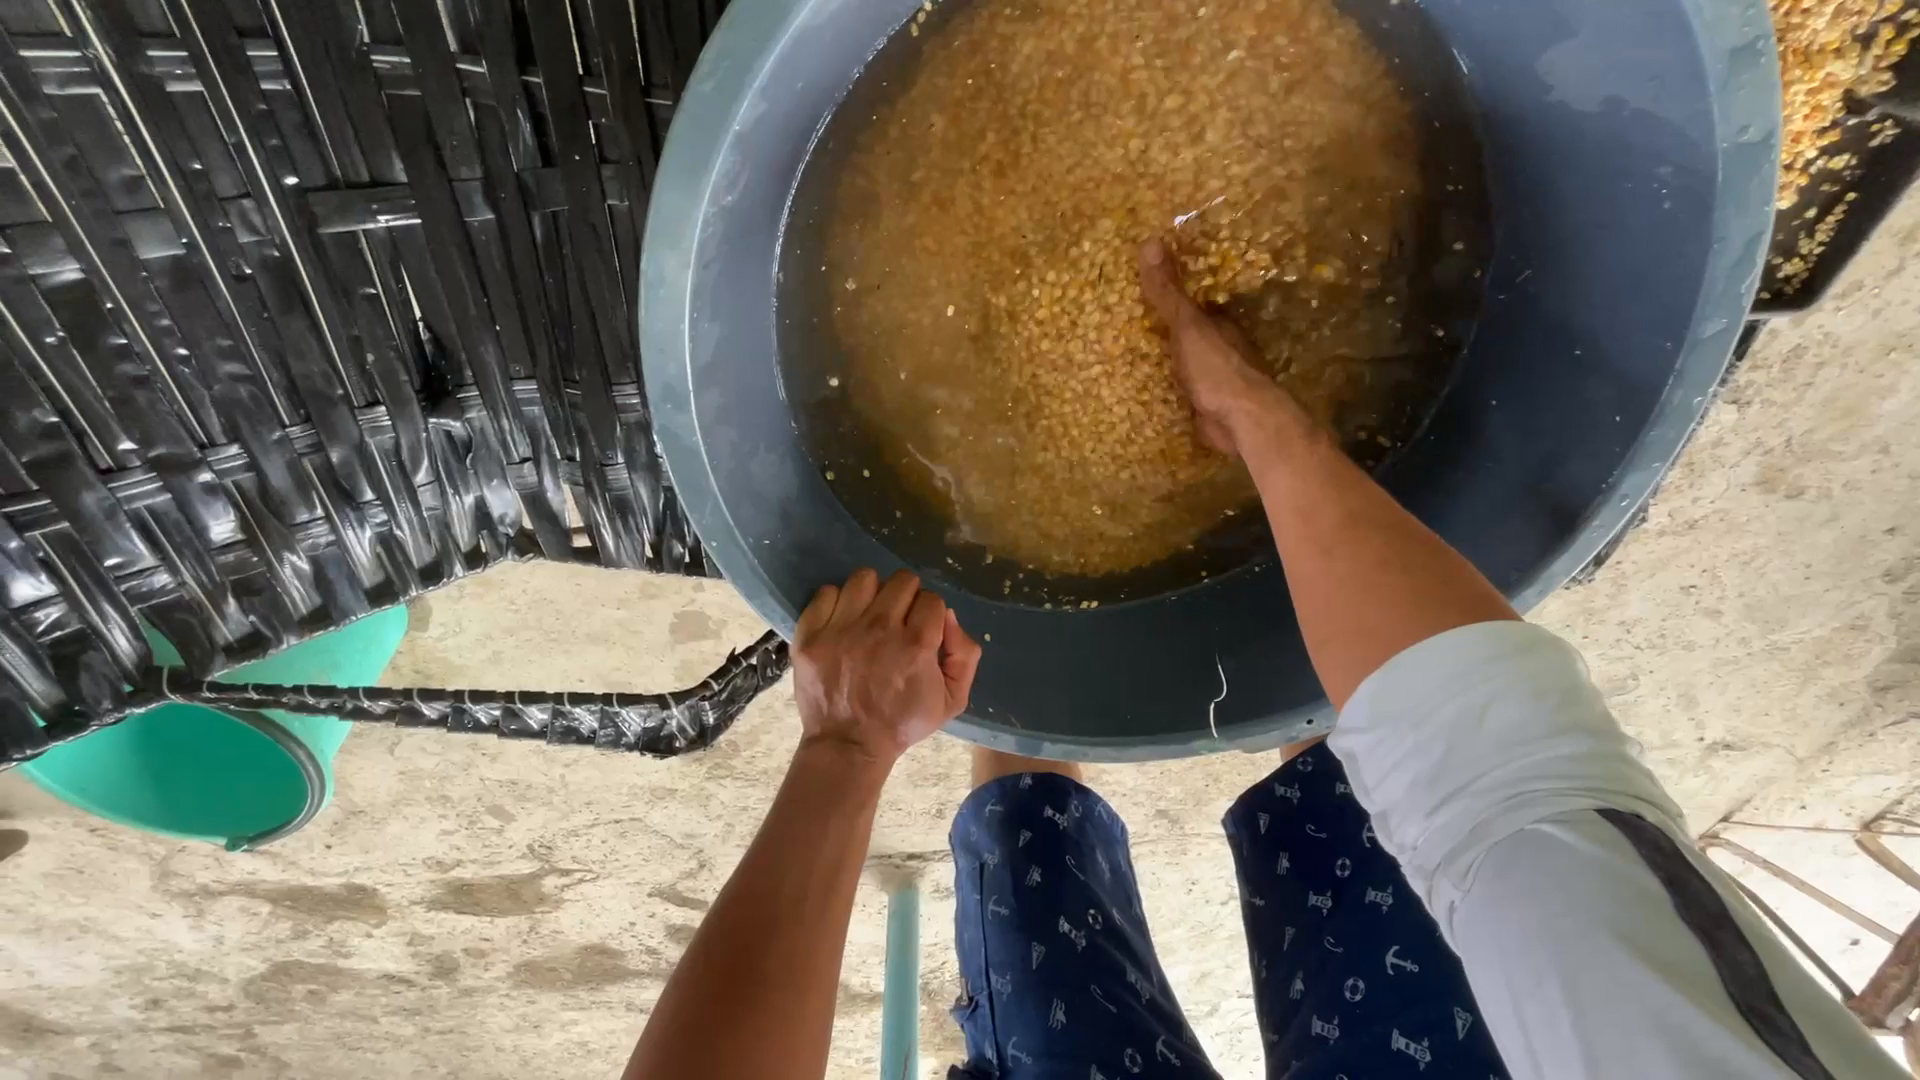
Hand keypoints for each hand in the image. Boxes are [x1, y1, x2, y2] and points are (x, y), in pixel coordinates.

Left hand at [791, 568, 983, 766]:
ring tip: (870, 614)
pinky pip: (826, 593)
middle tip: (899, 620)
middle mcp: (880, 628)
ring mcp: (841, 629)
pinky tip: (843, 621)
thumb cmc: (902, 723)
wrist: (849, 745)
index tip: (922, 630)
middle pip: (902, 581)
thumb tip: (949, 616)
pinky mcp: (812, 634)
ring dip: (873, 593)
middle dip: (907, 598)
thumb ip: (965, 654)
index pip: (932, 598)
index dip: (931, 613)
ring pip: (864, 578)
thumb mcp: (953, 700)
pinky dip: (837, 602)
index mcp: (916, 644)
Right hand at [1138, 237, 1301, 456]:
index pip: (1193, 305)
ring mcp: (1214, 379)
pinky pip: (1181, 393)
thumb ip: (1168, 292)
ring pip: (1185, 365)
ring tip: (1129, 358)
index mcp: (1218, 324)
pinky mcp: (1206, 406)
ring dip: (1165, 362)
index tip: (1142, 292)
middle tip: (1127, 326)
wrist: (1239, 421)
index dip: (1171, 297)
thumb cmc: (1216, 369)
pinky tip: (1147, 392)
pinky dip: (1166, 390)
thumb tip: (1150, 241)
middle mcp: (1219, 348)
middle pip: (1188, 335)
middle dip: (1165, 331)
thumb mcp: (1188, 326)